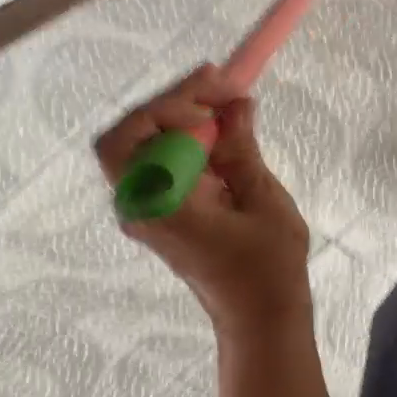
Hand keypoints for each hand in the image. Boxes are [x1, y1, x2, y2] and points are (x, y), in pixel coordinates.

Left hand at [95, 65, 311, 339]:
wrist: (259, 312)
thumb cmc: (267, 263)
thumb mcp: (263, 199)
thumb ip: (242, 150)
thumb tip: (235, 104)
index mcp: (160, 203)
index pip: (136, 136)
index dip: (171, 102)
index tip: (219, 85)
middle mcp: (140, 204)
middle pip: (128, 136)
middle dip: (172, 103)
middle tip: (221, 84)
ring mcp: (148, 209)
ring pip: (142, 147)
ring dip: (179, 118)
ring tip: (227, 100)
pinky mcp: (164, 211)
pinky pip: (162, 163)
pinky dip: (188, 139)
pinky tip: (222, 129)